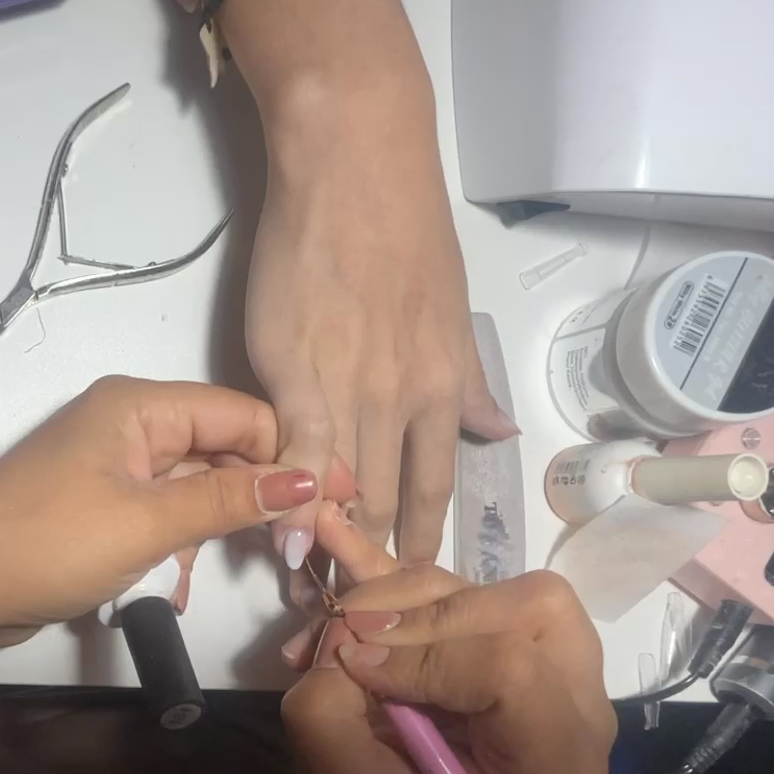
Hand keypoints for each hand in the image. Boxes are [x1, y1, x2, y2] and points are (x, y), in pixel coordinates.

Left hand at [0, 376, 349, 635]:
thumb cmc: (50, 543)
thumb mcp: (148, 521)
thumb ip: (230, 499)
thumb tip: (310, 481)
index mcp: (139, 405)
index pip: (240, 414)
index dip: (295, 454)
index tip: (344, 499)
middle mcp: (129, 426)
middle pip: (219, 451)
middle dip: (258, 499)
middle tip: (309, 545)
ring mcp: (112, 469)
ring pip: (191, 491)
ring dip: (212, 533)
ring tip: (240, 573)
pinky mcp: (99, 508)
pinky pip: (159, 518)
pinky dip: (174, 549)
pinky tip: (176, 589)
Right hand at [246, 105, 515, 570]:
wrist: (353, 170)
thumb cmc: (399, 232)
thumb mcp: (452, 312)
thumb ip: (466, 381)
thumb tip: (494, 429)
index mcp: (444, 389)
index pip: (432, 486)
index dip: (418, 537)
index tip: (406, 578)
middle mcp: (405, 404)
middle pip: (383, 501)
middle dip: (367, 558)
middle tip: (349, 604)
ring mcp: (352, 395)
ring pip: (342, 492)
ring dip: (325, 547)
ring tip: (309, 592)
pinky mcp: (297, 379)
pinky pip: (297, 461)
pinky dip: (290, 507)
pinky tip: (280, 548)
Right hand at [280, 509, 612, 773]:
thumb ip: (328, 713)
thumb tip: (338, 642)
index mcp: (557, 760)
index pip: (510, 668)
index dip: (419, 656)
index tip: (350, 670)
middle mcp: (577, 698)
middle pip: (510, 608)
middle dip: (405, 618)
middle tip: (340, 646)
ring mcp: (548, 655)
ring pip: (480, 583)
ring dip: (393, 598)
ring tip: (337, 633)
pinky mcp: (505, 625)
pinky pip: (460, 577)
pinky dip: (394, 565)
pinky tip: (334, 532)